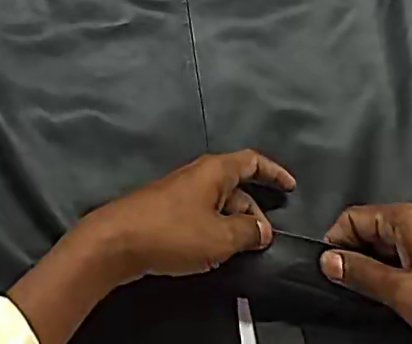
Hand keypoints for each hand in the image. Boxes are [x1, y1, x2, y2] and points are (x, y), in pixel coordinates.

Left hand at [81, 149, 296, 279]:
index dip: (274, 171)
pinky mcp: (171, 209)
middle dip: (255, 210)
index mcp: (215, 170)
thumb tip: (263, 229)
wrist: (120, 240)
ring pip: (221, 202)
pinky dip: (218, 228)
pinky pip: (205, 214)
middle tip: (267, 239)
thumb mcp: (219, 237)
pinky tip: (219, 251)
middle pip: (237, 185)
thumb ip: (247, 232)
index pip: (251, 160)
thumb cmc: (173, 232)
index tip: (291, 185)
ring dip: (236, 223)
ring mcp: (184, 190)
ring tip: (246, 251)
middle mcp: (200, 174)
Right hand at [321, 204, 411, 343]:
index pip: (352, 217)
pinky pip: (404, 267)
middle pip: (368, 232)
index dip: (335, 242)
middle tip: (345, 287)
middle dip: (353, 257)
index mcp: (407, 218)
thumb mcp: (405, 294)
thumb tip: (331, 260)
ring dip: (373, 273)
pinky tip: (395, 305)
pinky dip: (392, 282)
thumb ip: (362, 274)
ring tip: (371, 299)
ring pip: (385, 253)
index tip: (327, 269)